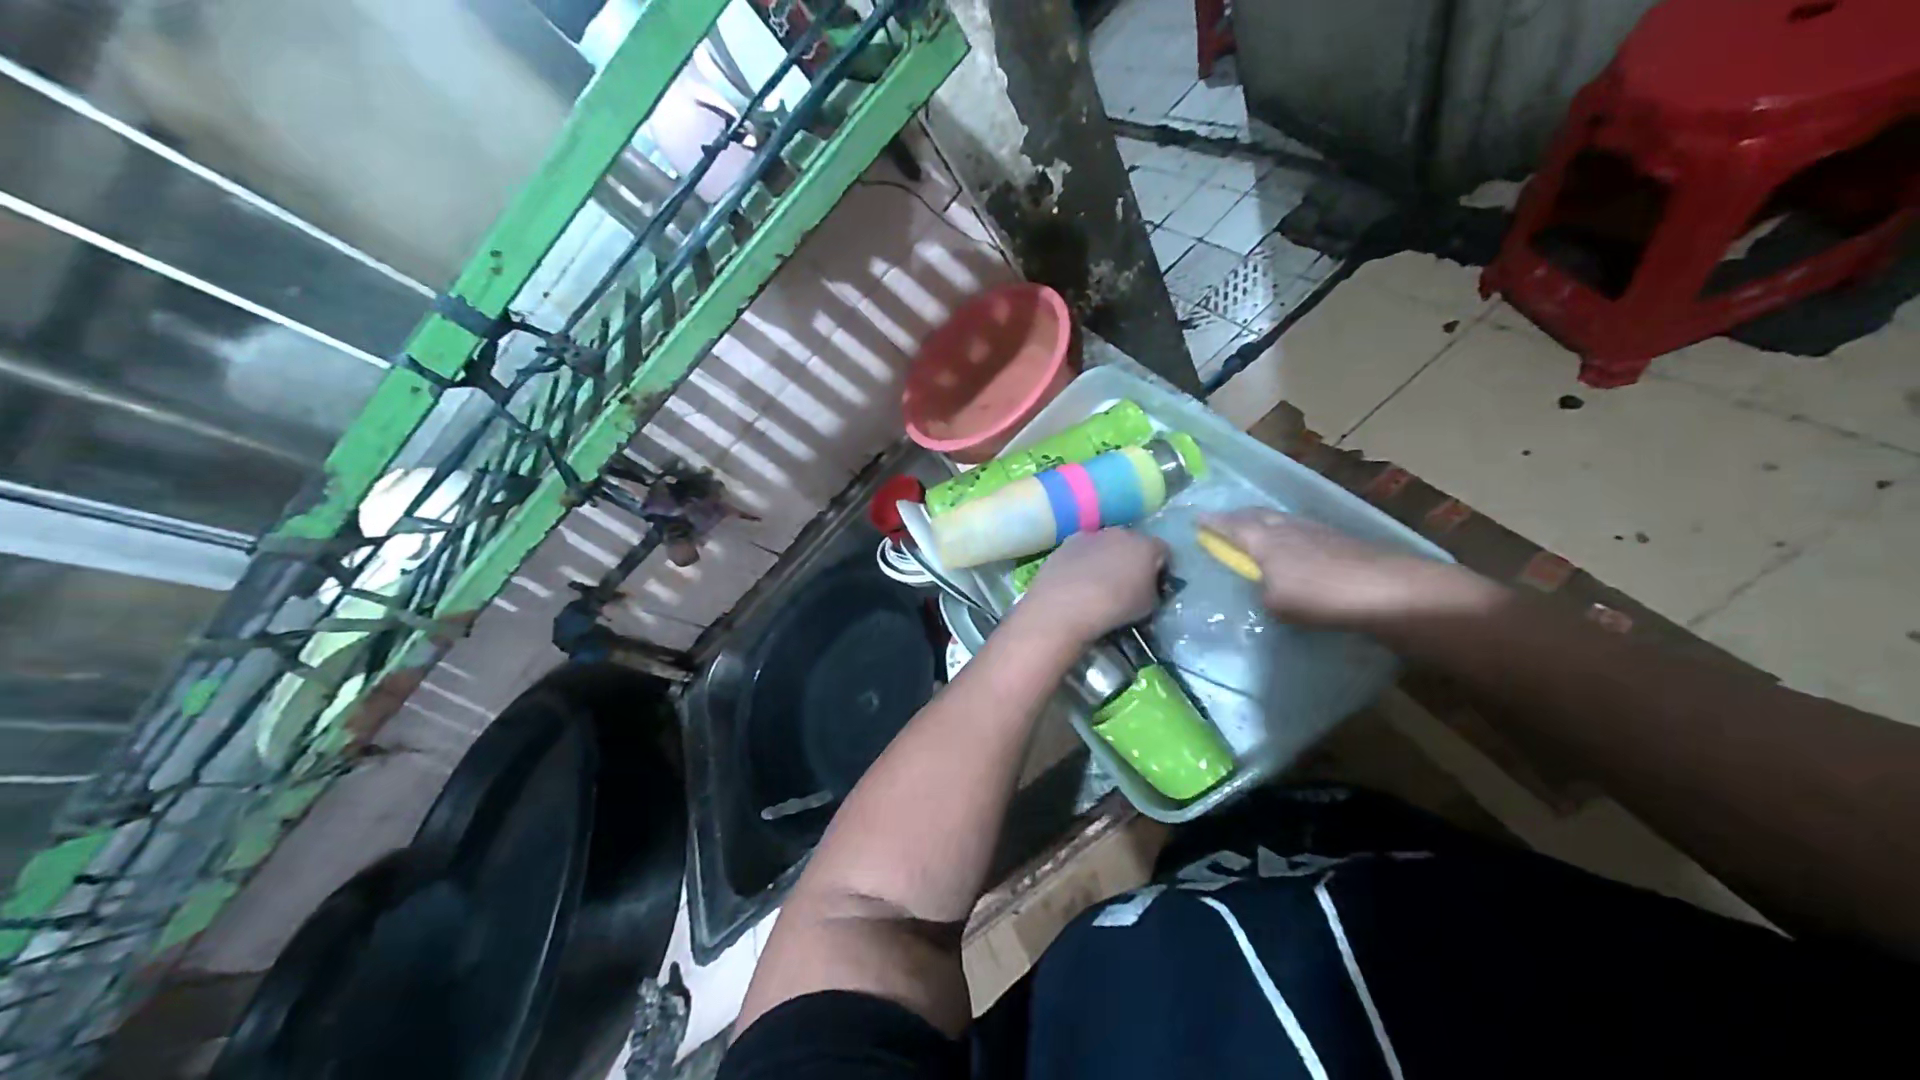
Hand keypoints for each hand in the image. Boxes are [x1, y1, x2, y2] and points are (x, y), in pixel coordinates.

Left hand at [1013, 528, 1167, 644]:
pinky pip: (1081, 551)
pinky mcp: (1065, 544)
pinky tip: (1076, 583)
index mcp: (1147, 545)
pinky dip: (1082, 563)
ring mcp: (1090, 535)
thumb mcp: (1149, 607)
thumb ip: (1153, 591)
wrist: (1067, 604)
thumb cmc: (1116, 605)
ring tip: (1098, 585)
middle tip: (1126, 584)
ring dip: (1105, 559)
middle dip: (1131, 560)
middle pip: (1132, 543)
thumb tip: (1148, 589)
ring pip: (1104, 545)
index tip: (1154, 586)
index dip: (1161, 569)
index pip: (1163, 552)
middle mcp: (1120, 532)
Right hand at [1199, 509, 1480, 627]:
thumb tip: (1265, 586)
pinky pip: (1301, 530)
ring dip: (1263, 523)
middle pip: (1256, 514)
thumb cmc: (1320, 597)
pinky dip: (1287, 534)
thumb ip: (1262, 591)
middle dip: (1237, 516)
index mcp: (1263, 539)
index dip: (1212, 522)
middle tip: (1224, 522)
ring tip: (1257, 531)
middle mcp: (1286, 526)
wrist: (1388, 590)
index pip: (1230, 525)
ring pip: (1280, 519)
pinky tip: (1294, 545)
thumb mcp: (1275, 604)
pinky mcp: (1339, 538)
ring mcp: (1315, 529)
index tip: (1196, 518)